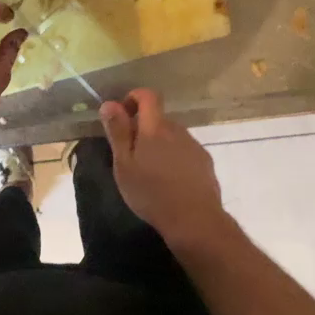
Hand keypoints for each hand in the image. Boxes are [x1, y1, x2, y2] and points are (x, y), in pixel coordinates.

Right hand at [99, 89, 233, 250]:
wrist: (194, 219)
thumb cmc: (151, 193)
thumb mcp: (124, 165)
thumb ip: (118, 133)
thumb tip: (109, 104)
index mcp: (155, 128)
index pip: (148, 96)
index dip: (134, 98)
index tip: (122, 115)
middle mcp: (178, 130)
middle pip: (158, 119)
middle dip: (143, 129)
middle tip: (130, 156)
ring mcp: (194, 145)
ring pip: (171, 136)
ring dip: (159, 145)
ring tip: (150, 173)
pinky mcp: (204, 162)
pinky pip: (184, 151)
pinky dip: (173, 158)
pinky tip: (169, 182)